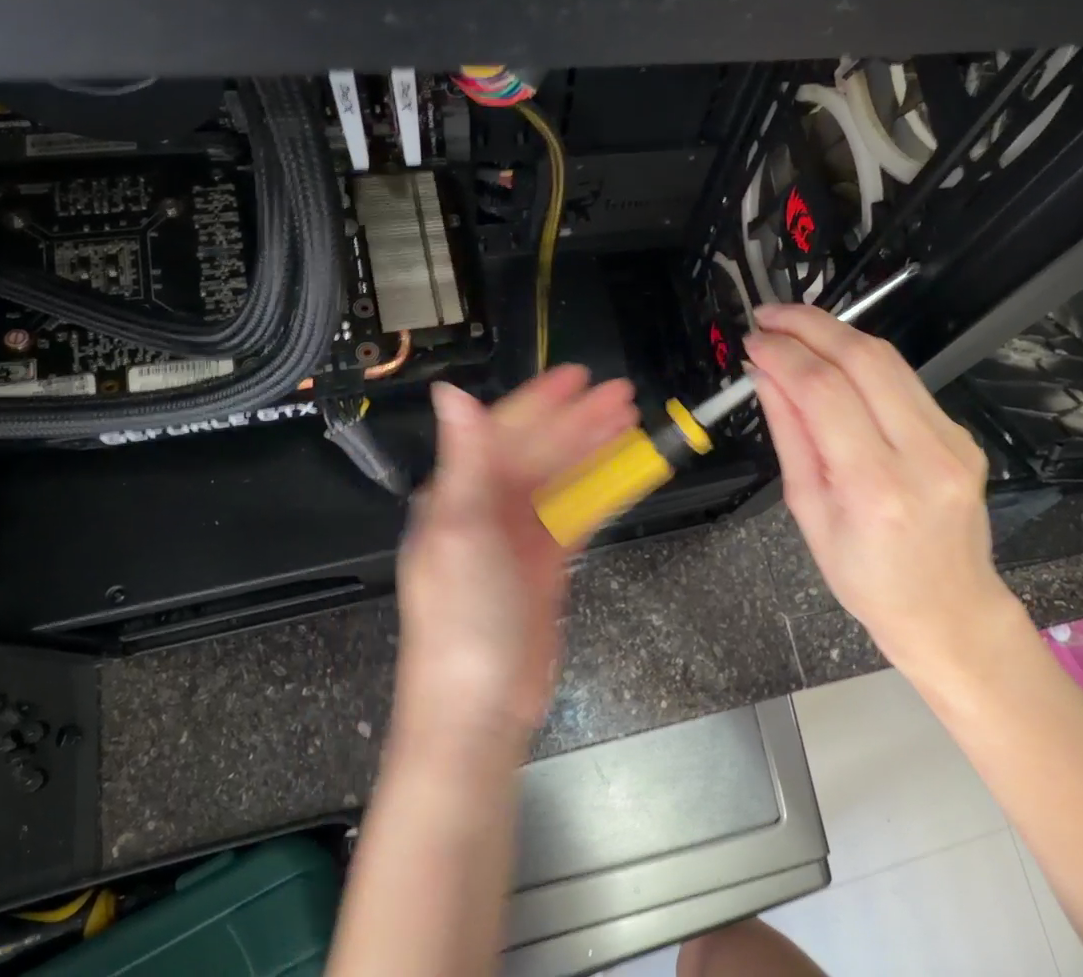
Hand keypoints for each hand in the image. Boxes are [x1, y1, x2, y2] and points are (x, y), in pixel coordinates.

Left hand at [394, 367, 637, 743]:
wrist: (478, 705)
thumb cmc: (461, 623)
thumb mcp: (461, 534)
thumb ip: (465, 460)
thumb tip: (451, 393)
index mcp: (458, 496)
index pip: (501, 433)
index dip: (541, 403)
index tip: (577, 377)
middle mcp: (486, 510)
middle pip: (539, 453)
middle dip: (579, 423)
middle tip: (621, 396)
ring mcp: (518, 539)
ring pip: (562, 480)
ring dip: (594, 451)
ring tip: (630, 424)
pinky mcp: (545, 566)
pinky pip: (576, 516)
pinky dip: (600, 494)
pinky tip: (624, 474)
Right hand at [743, 304, 1028, 689]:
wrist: (947, 608)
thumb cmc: (867, 579)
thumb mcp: (810, 515)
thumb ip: (791, 437)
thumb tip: (766, 376)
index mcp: (875, 489)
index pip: (824, 392)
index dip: (784, 355)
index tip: (754, 341)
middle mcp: (924, 456)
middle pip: (865, 359)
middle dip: (811, 324)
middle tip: (769, 316)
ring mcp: (953, 442)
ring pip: (891, 361)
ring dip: (837, 334)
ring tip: (794, 330)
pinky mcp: (962, 435)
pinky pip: (906, 384)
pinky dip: (863, 365)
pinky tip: (834, 367)